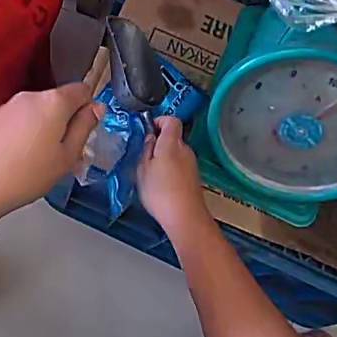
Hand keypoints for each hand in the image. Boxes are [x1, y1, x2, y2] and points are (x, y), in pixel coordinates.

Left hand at [0, 83, 104, 219]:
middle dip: (67, 121)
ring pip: (43, 110)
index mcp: (54, 101)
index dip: (89, 109)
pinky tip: (25, 157)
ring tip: (44, 159)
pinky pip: (24, 117)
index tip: (85, 130)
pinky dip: (30, 131)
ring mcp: (12, 104)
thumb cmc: (26, 174)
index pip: (83, 89)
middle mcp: (32, 95)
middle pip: (61, 100)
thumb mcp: (67, 156)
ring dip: (49, 127)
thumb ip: (84, 127)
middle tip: (66, 152)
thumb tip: (96, 109)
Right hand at [137, 117, 209, 232]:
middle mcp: (185, 149)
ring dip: (163, 156)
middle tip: (143, 155)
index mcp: (172, 143)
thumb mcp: (143, 168)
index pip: (171, 120)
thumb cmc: (160, 191)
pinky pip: (179, 164)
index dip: (158, 121)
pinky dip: (170, 168)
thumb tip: (150, 137)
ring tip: (150, 172)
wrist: (185, 216)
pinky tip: (161, 183)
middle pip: (173, 136)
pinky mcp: (193, 176)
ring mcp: (191, 163)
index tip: (146, 131)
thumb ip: (145, 149)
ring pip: (176, 152)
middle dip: (158, 142)